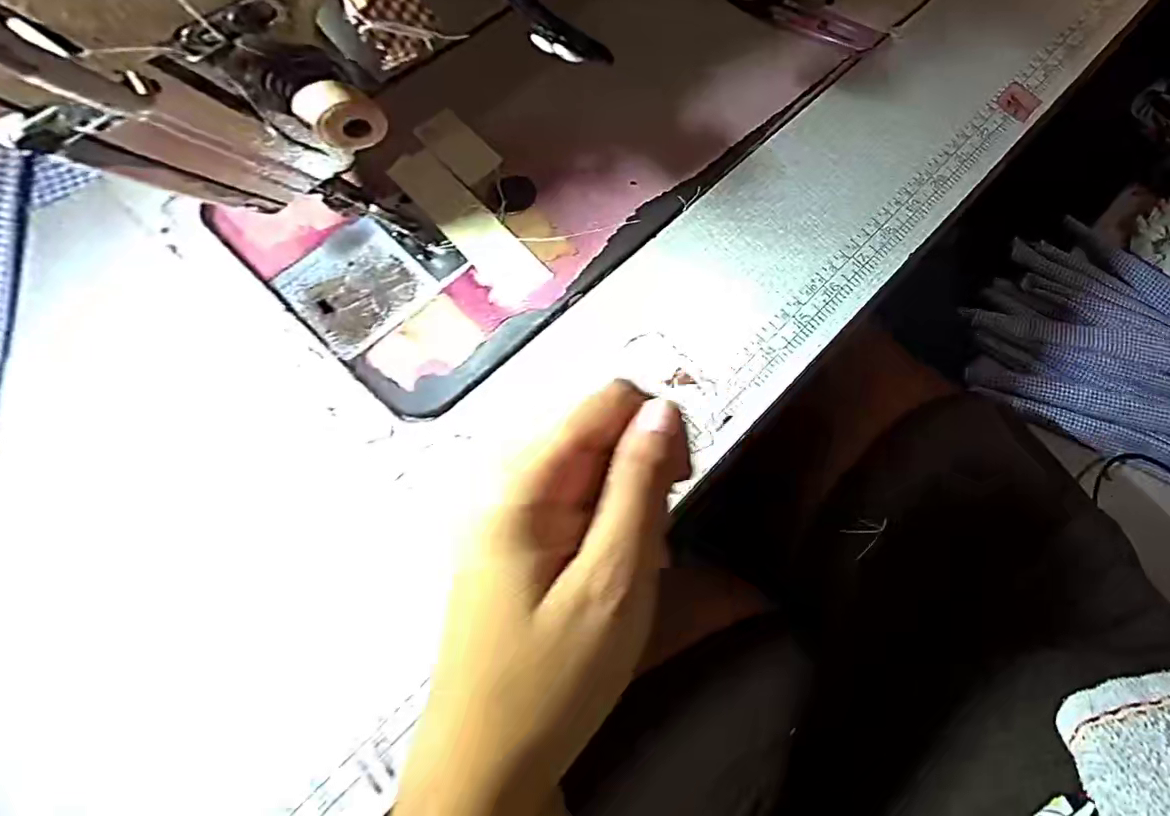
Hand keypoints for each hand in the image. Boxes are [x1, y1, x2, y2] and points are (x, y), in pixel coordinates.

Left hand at [398, 381, 690, 815]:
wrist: (486, 770)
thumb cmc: (550, 681)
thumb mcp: (612, 581)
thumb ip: (640, 486)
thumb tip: (664, 408)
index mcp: (525, 484)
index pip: (607, 400)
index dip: (657, 424)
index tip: (682, 477)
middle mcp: (513, 482)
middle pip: (603, 427)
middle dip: (647, 464)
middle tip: (660, 529)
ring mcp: (515, 509)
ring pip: (600, 463)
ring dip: (635, 496)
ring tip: (640, 556)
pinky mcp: (524, 534)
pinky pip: (584, 496)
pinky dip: (616, 517)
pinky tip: (619, 563)